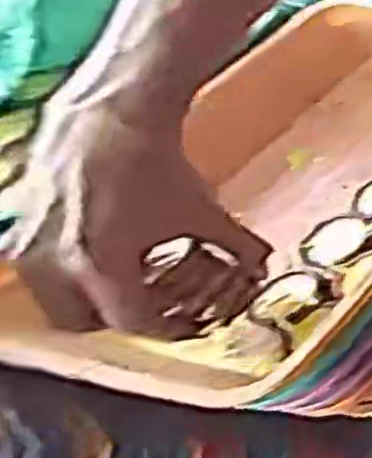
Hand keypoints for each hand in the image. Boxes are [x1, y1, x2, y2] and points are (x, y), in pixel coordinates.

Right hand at [0, 101, 269, 336]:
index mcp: (98, 267)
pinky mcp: (20, 229)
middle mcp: (51, 264)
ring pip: (59, 298)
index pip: (130, 320)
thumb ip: (237, 246)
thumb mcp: (208, 215)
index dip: (169, 329)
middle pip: (83, 320)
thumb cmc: (159, 171)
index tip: (194, 327)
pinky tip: (123, 254)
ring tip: (147, 282)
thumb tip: (261, 265)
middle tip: (167, 309)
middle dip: (127, 320)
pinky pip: (46, 269)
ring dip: (102, 297)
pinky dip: (82, 273)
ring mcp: (27, 247)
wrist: (108, 128)